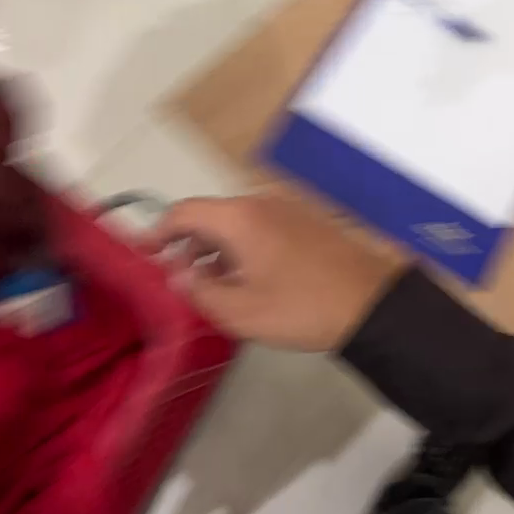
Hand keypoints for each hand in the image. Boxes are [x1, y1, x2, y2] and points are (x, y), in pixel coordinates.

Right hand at [143, 189, 408, 351]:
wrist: (369, 300)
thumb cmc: (301, 307)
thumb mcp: (241, 311)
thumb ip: (200, 290)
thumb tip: (177, 272)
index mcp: (241, 217)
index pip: (184, 211)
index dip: (157, 233)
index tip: (143, 258)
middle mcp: (262, 202)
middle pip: (210, 215)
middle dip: (188, 246)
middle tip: (179, 283)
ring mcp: (287, 208)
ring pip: (236, 222)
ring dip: (216, 249)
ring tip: (212, 288)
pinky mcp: (306, 220)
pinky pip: (260, 226)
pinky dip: (242, 247)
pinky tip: (247, 280)